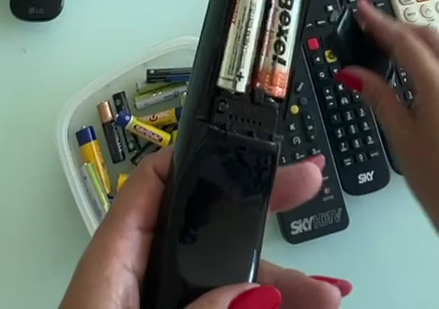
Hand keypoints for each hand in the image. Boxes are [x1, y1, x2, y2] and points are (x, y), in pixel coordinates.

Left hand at [58, 147, 350, 308]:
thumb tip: (247, 292)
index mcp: (110, 272)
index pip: (151, 188)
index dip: (197, 157)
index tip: (246, 144)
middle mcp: (134, 288)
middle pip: (203, 234)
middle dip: (260, 221)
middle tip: (306, 188)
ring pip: (226, 285)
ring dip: (277, 286)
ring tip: (327, 295)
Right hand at [337, 0, 438, 247]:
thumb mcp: (401, 137)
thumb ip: (378, 97)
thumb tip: (353, 73)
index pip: (405, 41)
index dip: (379, 21)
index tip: (361, 8)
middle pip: (426, 35)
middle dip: (396, 24)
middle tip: (368, 23)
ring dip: (412, 36)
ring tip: (385, 39)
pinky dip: (425, 53)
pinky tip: (410, 64)